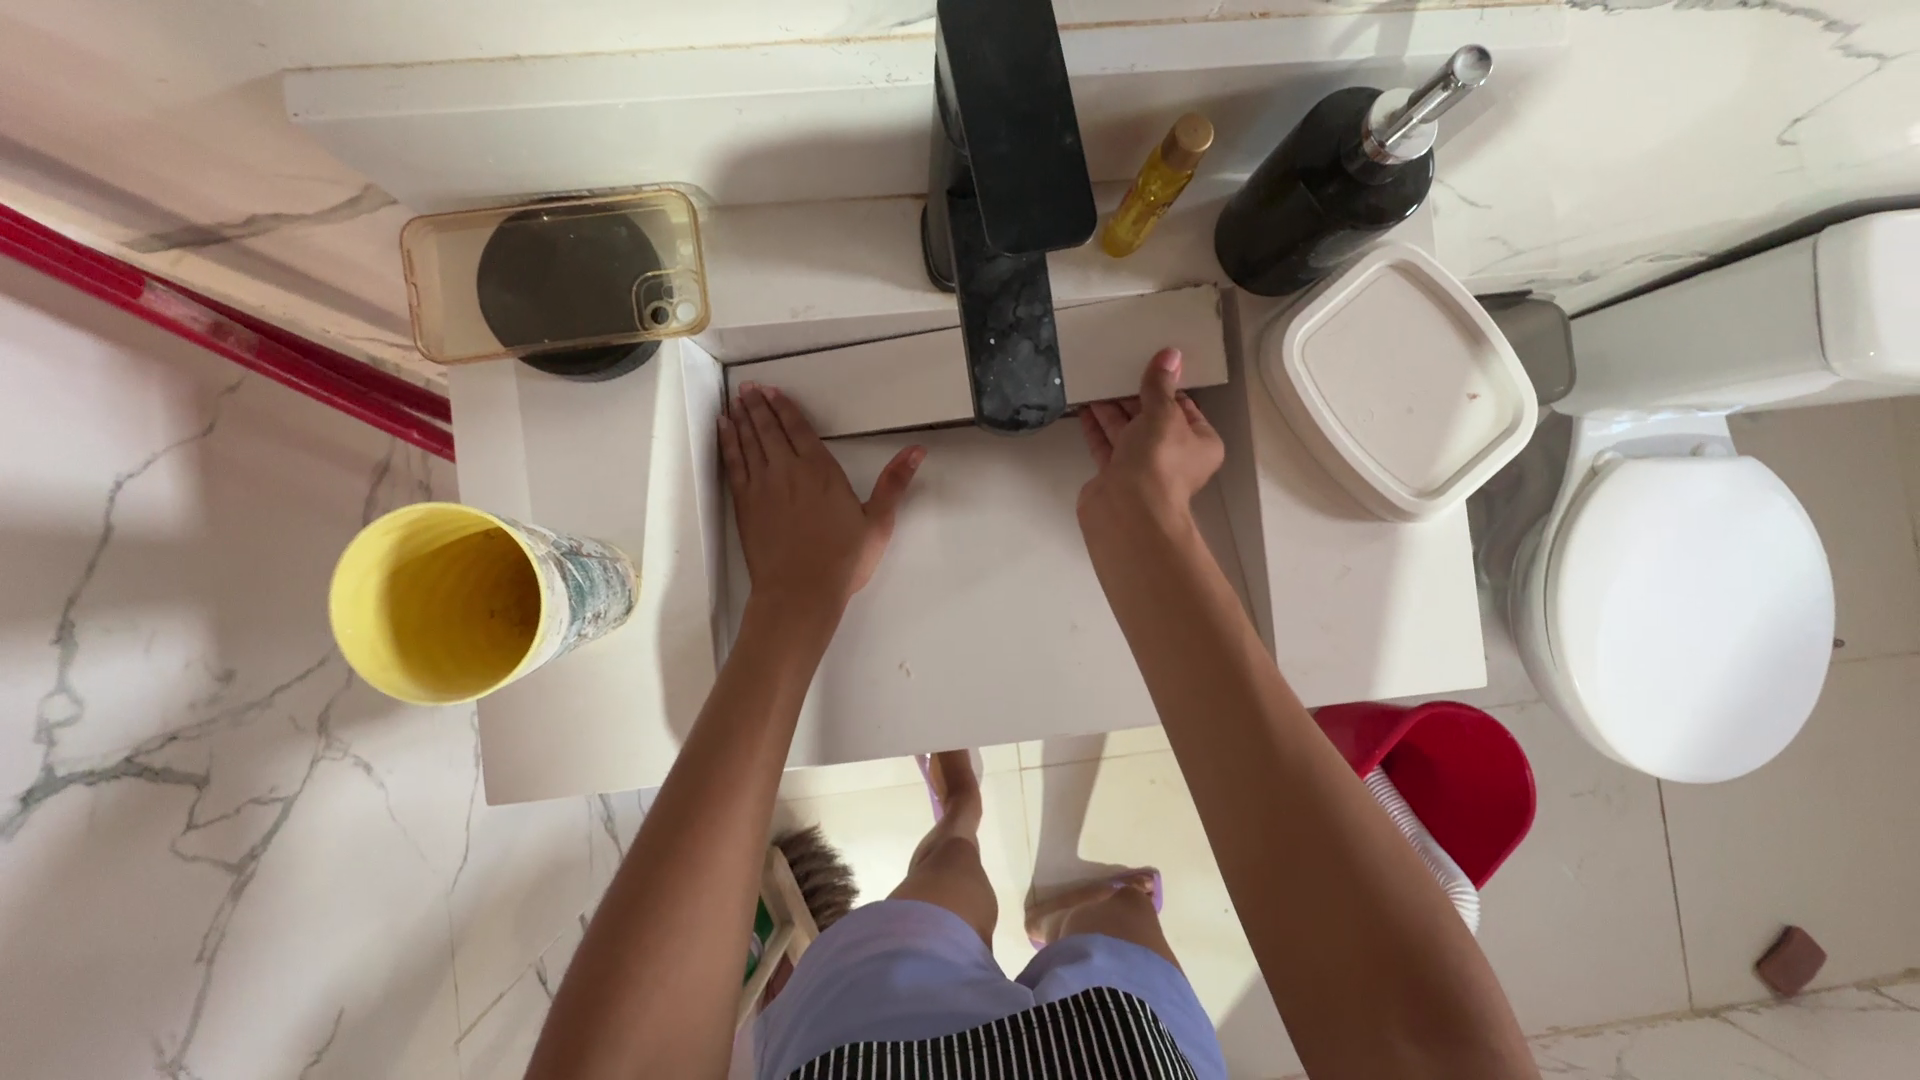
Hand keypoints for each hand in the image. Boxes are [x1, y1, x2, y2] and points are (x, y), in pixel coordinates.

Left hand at [719, 382, 924, 617]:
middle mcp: (788, 471)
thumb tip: (917, 450)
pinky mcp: (745, 505)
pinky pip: (733, 464)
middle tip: (748, 387)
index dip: (785, 408)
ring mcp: (762, 487)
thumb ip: (894, 483)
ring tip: (736, 400)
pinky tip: (724, 431)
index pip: (799, 430)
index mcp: (821, 472)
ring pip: (749, 442)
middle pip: (770, 430)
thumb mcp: (878, 522)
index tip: (772, 391)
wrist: (800, 592)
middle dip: (758, 406)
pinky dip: (728, 444)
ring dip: (742, 419)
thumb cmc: (843, 560)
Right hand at [1077, 347, 1223, 525]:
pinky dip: (1095, 428)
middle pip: (1153, 419)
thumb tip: (1171, 355)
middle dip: (1134, 397)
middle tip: (1115, 370)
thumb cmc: (1157, 460)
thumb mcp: (1163, 414)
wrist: (1128, 511)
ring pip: (1127, 432)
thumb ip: (1160, 385)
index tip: (1148, 367)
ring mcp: (1142, 468)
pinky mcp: (1115, 477)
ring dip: (1111, 409)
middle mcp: (1173, 457)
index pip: (1185, 408)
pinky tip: (1083, 407)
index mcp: (1199, 443)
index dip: (1167, 387)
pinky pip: (1105, 446)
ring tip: (1096, 382)